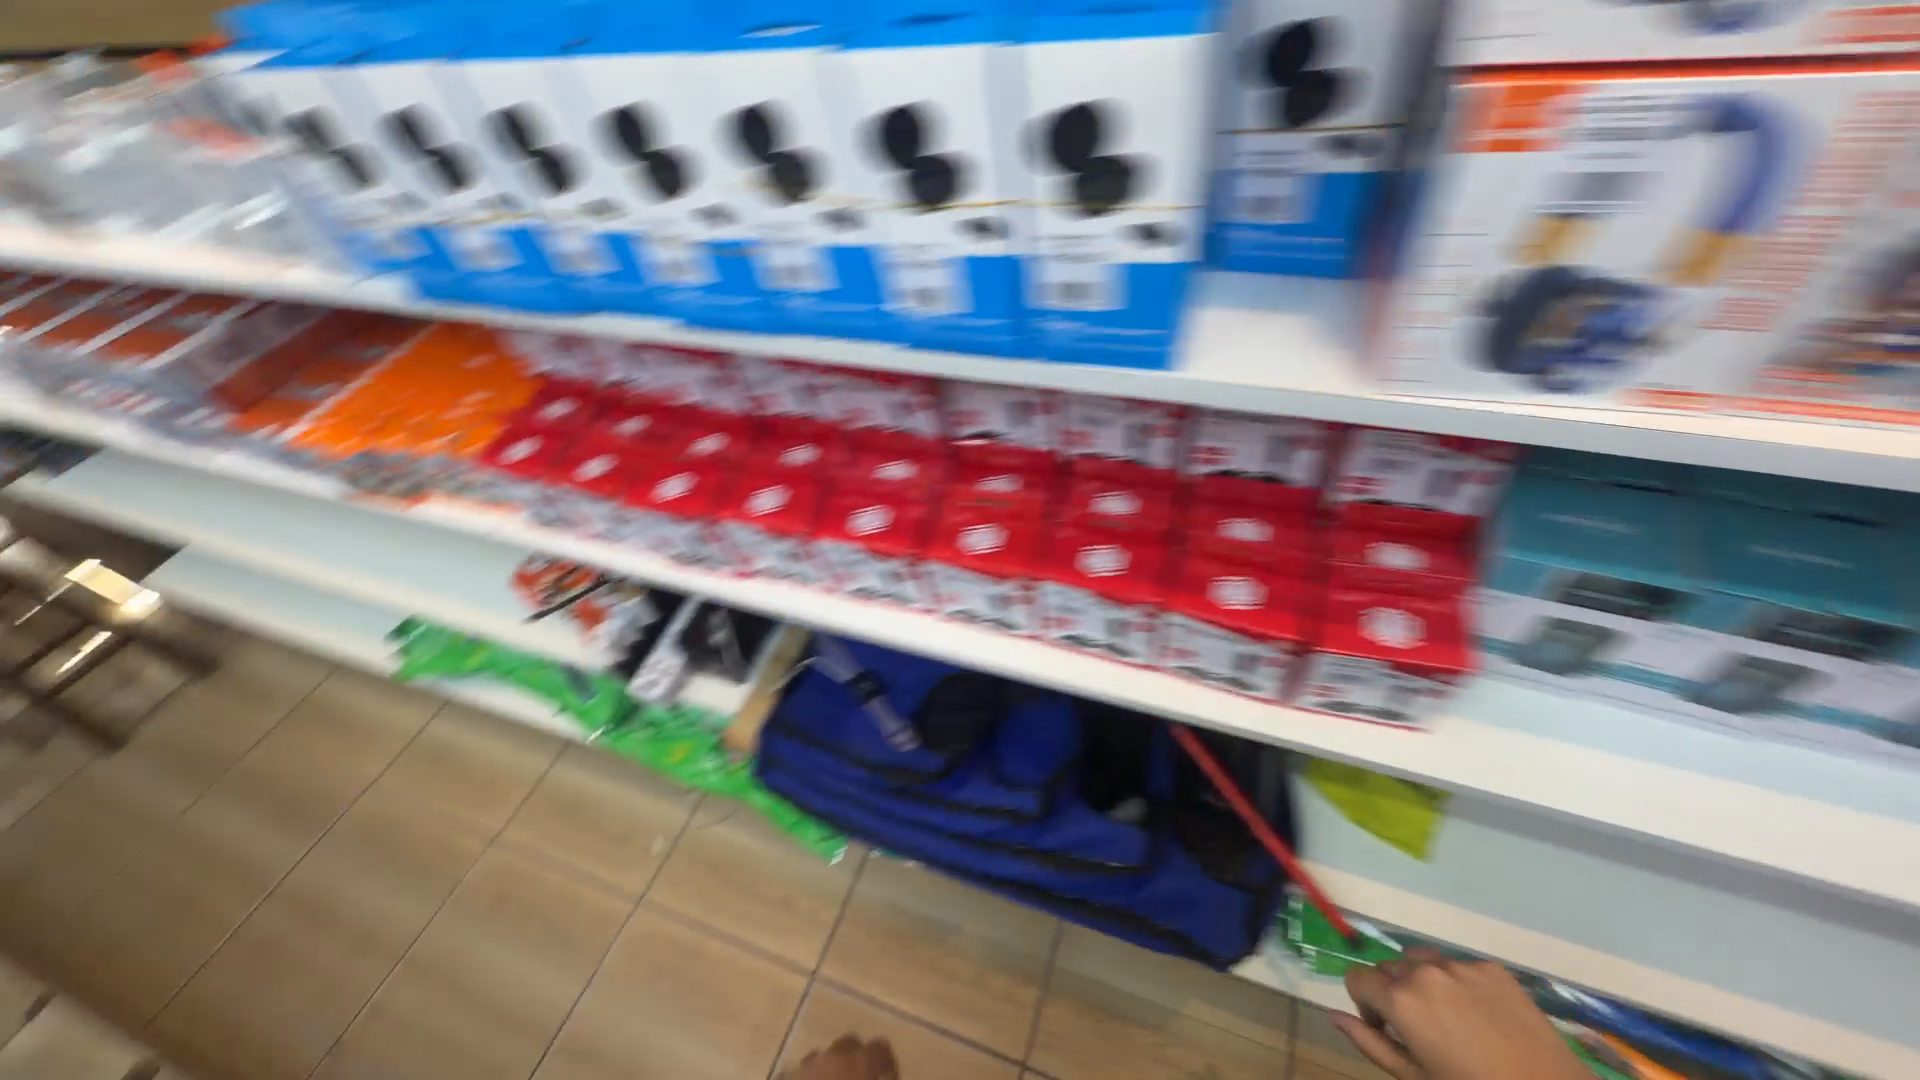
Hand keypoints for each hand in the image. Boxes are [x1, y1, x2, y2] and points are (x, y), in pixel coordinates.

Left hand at [777, 1034, 898, 1079]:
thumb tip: (887, 1079)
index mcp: (858, 1065)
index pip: (881, 1048)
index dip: (887, 1064)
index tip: (888, 1079)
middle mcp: (831, 1057)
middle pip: (848, 1045)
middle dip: (855, 1061)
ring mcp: (802, 1067)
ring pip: (819, 1059)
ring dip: (827, 1071)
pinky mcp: (780, 1079)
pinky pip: (794, 1076)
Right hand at [1331, 948, 1591, 1079]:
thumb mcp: (1415, 1078)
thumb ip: (1370, 1043)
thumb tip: (1332, 1015)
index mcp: (1400, 999)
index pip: (1356, 978)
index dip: (1365, 1005)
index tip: (1387, 1030)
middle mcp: (1423, 971)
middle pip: (1388, 968)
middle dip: (1393, 993)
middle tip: (1421, 1031)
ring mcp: (1460, 966)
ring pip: (1420, 960)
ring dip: (1421, 981)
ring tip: (1447, 1017)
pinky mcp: (1491, 967)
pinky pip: (1457, 965)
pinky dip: (1456, 983)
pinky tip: (1480, 1015)